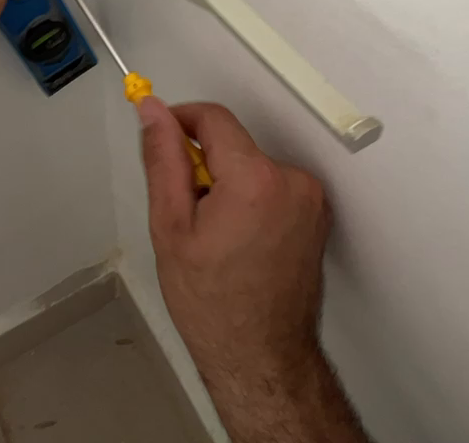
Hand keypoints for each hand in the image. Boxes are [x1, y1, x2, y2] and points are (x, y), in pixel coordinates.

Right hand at [139, 99, 329, 385]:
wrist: (261, 358)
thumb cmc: (212, 303)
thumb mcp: (170, 225)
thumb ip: (162, 158)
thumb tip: (153, 110)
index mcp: (255, 180)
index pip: (213, 118)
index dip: (180, 121)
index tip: (161, 138)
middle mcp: (292, 181)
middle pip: (232, 143)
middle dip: (203, 165)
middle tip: (186, 210)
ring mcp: (310, 199)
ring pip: (250, 163)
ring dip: (227, 182)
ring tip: (214, 231)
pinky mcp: (315, 214)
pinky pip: (271, 184)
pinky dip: (249, 197)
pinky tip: (237, 238)